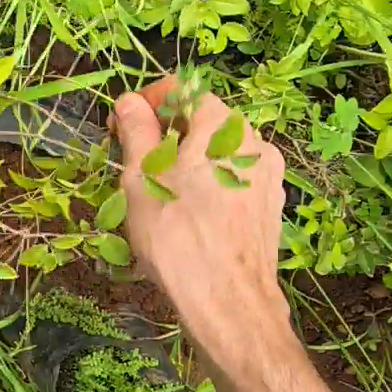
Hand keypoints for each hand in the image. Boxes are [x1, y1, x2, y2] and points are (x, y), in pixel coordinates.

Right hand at [111, 77, 293, 376]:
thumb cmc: (174, 233)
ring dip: (184, 160)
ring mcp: (268, 177)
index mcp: (224, 126)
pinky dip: (206, 184)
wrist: (226, 301)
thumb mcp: (140, 177)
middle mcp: (255, 143)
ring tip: (156, 192)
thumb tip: (130, 101)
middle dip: (164, 132)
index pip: (183, 91)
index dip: (147, 103)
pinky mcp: (270, 207)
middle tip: (132, 161)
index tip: (121, 128)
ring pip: (217, 153)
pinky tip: (185, 214)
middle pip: (202, 121)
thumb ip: (136, 131)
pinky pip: (231, 180)